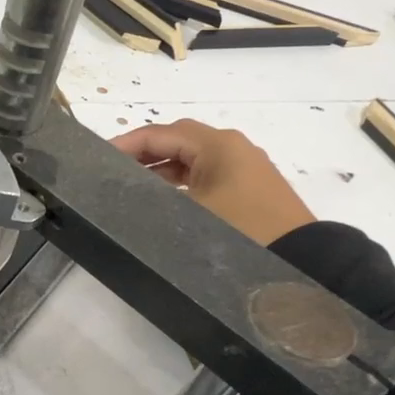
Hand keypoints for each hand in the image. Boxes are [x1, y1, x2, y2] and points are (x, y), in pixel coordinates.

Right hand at [110, 120, 315, 245]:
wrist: (299, 261)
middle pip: (177, 140)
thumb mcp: (184, 214)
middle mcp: (233, 148)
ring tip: (129, 188)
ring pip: (191, 159)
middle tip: (109, 172)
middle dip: (141, 153)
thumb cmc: (238, 230)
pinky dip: (179, 182)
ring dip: (160, 169)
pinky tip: (162, 201)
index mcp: (217, 144)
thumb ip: (146, 200)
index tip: (94, 160)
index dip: (124, 144)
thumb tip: (116, 198)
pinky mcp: (250, 190)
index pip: (159, 133)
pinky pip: (205, 175)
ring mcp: (245, 169)